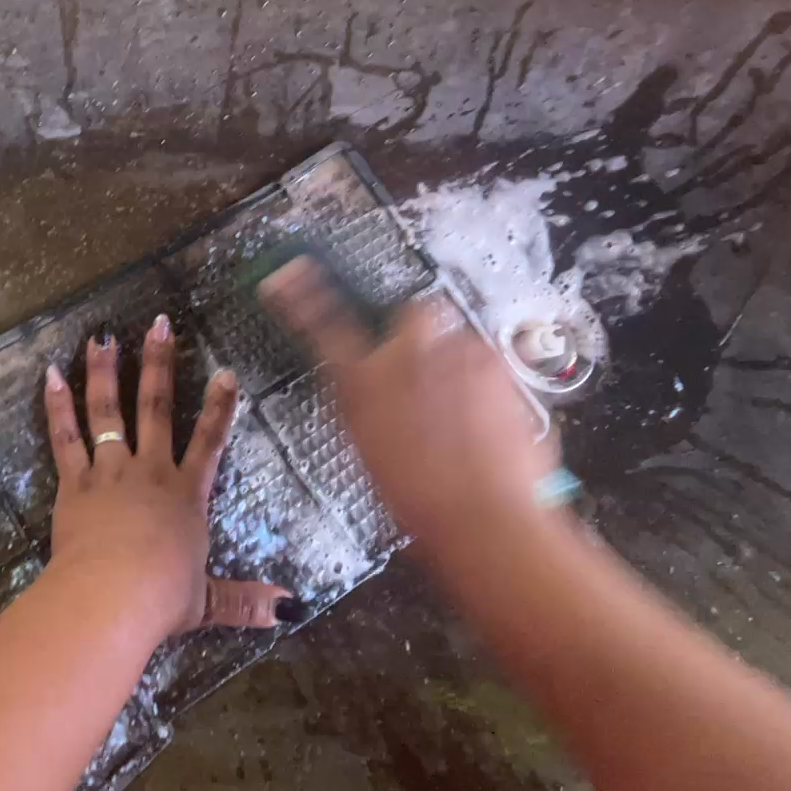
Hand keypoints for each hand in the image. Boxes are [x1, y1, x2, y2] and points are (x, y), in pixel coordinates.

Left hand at [42, 315, 294, 638]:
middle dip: (158, 363)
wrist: (112, 597)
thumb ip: (246, 601)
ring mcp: (110, 471)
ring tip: (103, 336)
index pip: (209, 442)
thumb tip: (292, 611)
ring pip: (107, 410)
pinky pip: (65, 436)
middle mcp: (149, 471)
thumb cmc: (161, 598)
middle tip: (159, 324)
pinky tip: (51, 374)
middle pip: (154, 406)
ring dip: (105, 370)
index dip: (219, 407)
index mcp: (185, 495)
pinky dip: (57, 405)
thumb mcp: (207, 602)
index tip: (225, 372)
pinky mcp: (74, 482)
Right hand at [258, 258, 557, 553]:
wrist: (485, 516)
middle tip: (420, 367)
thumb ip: (358, 401)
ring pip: (454, 338)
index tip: (291, 274)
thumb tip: (359, 382)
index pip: (322, 322)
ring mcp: (456, 355)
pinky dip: (483, 379)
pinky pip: (486, 360)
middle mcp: (405, 354)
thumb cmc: (416, 494)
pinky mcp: (499, 367)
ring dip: (453, 359)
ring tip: (459, 406)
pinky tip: (483, 417)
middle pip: (410, 313)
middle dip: (416, 332)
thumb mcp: (366, 445)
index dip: (303, 295)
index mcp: (359, 378)